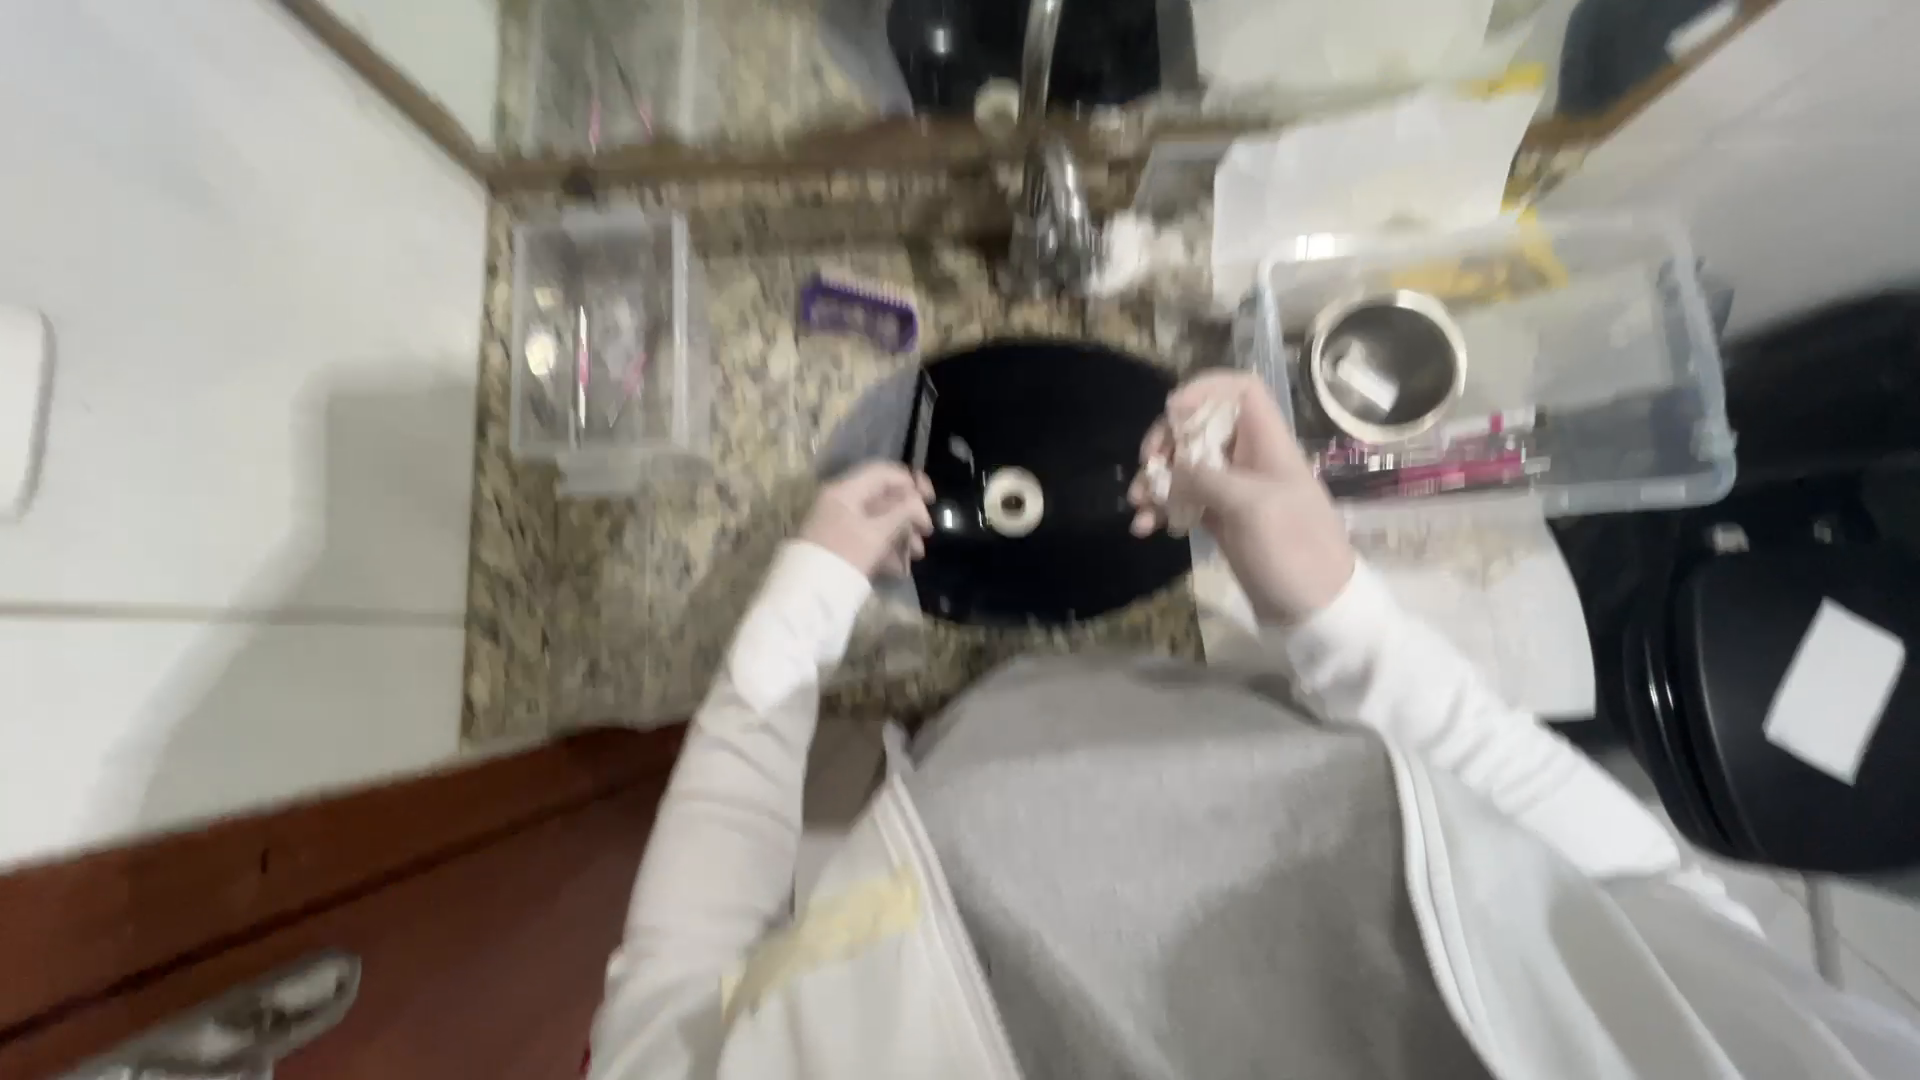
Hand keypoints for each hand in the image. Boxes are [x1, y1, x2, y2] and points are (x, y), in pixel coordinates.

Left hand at [801, 462, 935, 578]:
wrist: (810, 594)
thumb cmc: (846, 555)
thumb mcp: (878, 533)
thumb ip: (903, 512)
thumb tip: (919, 502)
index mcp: (846, 491)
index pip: (883, 473)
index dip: (911, 482)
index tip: (931, 499)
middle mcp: (842, 503)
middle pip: (884, 499)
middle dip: (908, 516)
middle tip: (926, 533)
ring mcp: (840, 525)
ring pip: (879, 522)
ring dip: (901, 536)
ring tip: (915, 556)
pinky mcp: (841, 546)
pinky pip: (869, 540)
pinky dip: (886, 549)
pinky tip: (900, 569)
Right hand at [1127, 371, 1355, 622]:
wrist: (1313, 609)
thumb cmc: (1293, 551)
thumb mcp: (1251, 508)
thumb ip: (1208, 477)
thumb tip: (1171, 465)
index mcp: (1268, 445)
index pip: (1241, 391)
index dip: (1205, 390)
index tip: (1172, 412)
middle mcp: (1248, 460)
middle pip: (1201, 426)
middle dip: (1167, 441)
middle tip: (1146, 463)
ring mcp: (1232, 490)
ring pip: (1185, 465)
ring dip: (1155, 479)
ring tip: (1137, 504)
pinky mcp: (1219, 518)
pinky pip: (1182, 500)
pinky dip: (1160, 510)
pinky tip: (1144, 527)